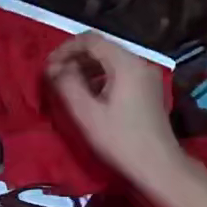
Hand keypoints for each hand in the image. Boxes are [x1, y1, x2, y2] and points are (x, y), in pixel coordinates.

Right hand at [45, 33, 183, 182]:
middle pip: (102, 48)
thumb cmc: (120, 140)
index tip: (48, 67)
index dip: (65, 49)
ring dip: (87, 68)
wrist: (158, 166)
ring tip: (68, 85)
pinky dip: (101, 77)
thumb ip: (67, 84)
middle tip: (55, 76)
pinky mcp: (149, 89)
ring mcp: (147, 75)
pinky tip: (89, 95)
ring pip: (111, 60)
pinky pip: (120, 72)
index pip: (91, 40)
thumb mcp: (87, 113)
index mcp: (126, 63)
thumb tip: (55, 69)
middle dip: (75, 58)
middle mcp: (140, 62)